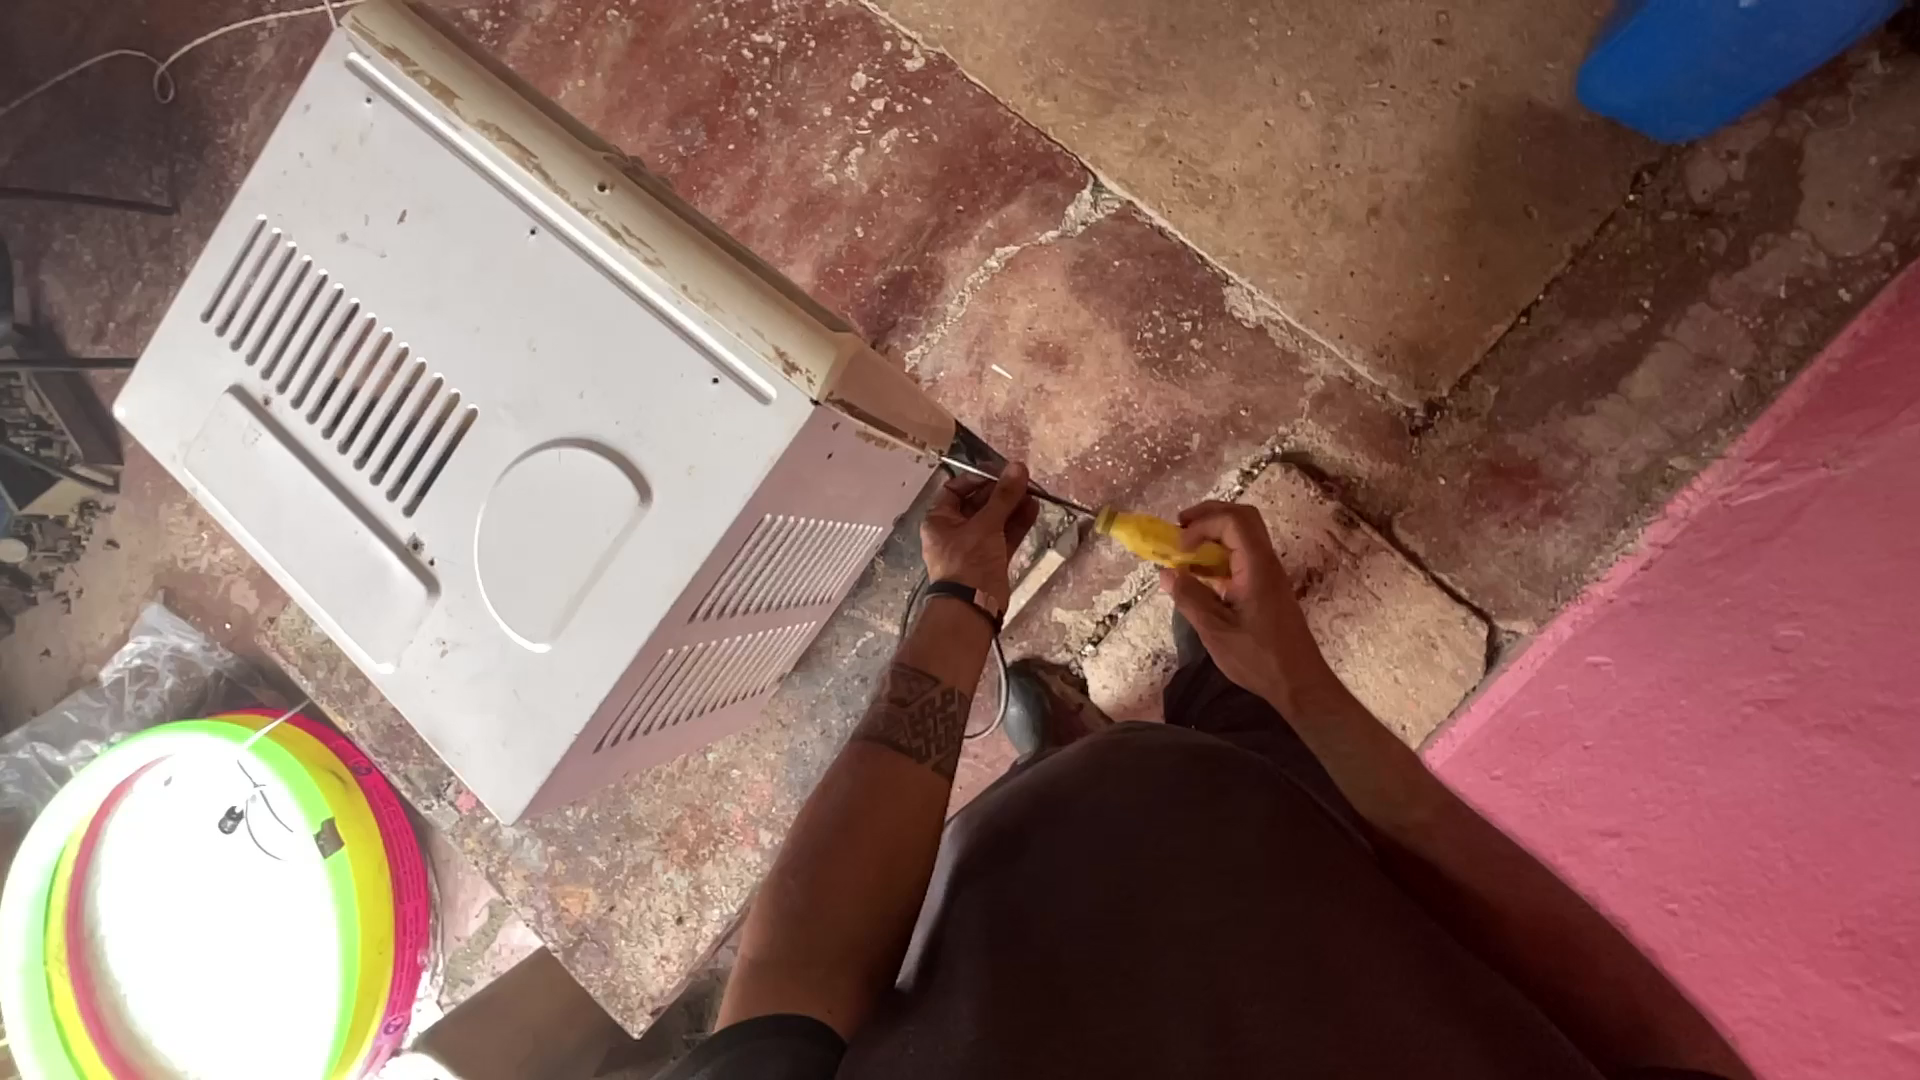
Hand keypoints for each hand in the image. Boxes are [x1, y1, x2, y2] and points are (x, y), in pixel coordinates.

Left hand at [921, 462, 1038, 606]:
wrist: (972, 607)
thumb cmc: (968, 562)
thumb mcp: (985, 525)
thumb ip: (1003, 497)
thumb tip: (1018, 468)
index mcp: (939, 520)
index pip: (955, 489)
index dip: (977, 478)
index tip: (999, 472)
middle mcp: (954, 531)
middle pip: (978, 503)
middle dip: (1000, 492)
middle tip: (1022, 480)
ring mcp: (973, 546)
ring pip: (994, 519)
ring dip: (1012, 506)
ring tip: (1033, 492)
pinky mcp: (991, 559)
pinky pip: (1004, 535)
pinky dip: (1017, 523)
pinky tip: (1033, 508)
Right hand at [1159, 500, 1337, 708]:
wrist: (1299, 683)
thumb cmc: (1259, 659)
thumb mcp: (1215, 631)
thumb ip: (1189, 598)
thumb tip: (1166, 573)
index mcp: (1257, 568)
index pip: (1232, 521)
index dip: (1202, 524)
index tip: (1179, 547)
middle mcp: (1266, 563)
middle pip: (1242, 518)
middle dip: (1208, 516)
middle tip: (1179, 528)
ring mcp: (1269, 574)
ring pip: (1244, 535)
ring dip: (1213, 534)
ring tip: (1184, 549)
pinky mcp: (1266, 587)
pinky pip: (1243, 556)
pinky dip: (1219, 554)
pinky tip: (1200, 574)